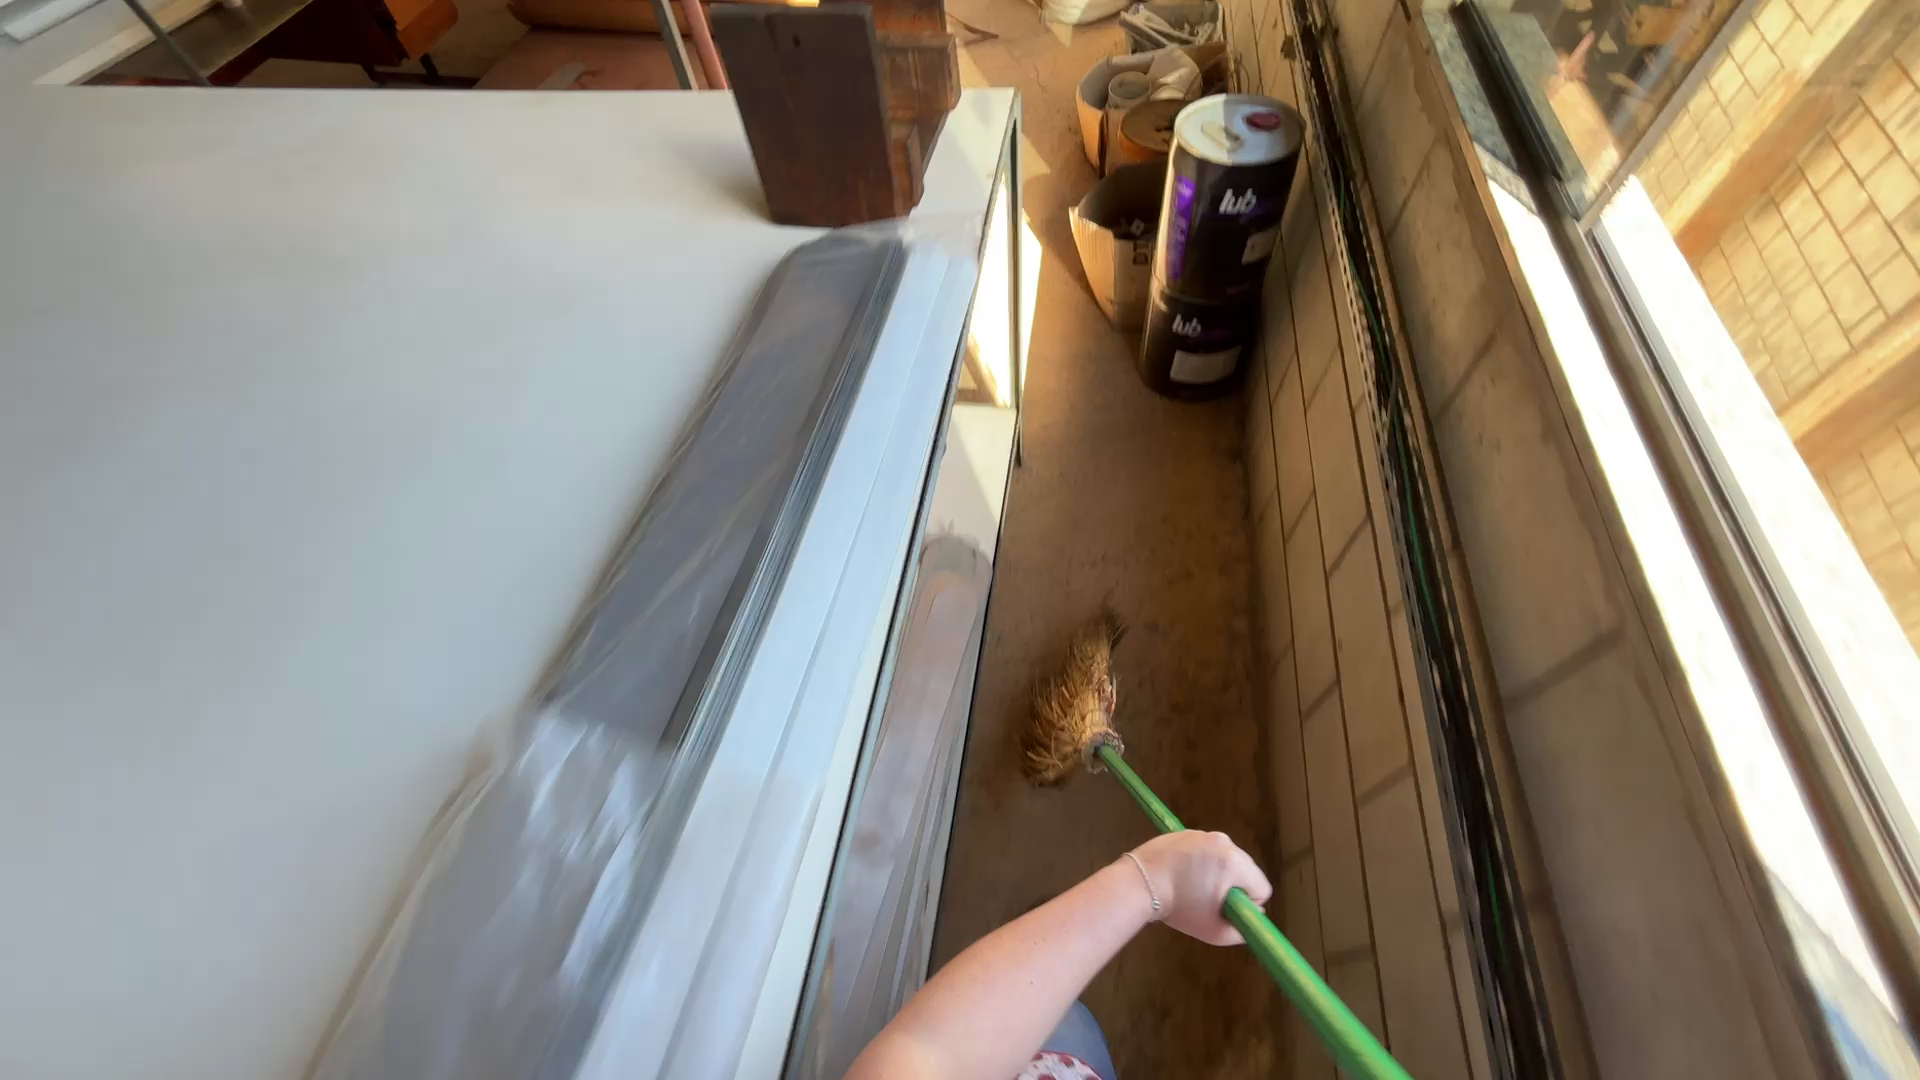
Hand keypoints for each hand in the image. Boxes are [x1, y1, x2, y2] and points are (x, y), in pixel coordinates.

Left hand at [1128, 831, 1271, 945]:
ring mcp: (1203, 833)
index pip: (1261, 887)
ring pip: (1224, 858)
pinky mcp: (1185, 831)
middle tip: (1209, 899)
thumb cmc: (1180, 907)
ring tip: (1193, 886)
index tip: (1227, 910)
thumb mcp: (1216, 932)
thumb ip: (1243, 930)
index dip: (1249, 904)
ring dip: (1217, 872)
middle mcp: (1223, 841)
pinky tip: (1182, 873)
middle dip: (1233, 885)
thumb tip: (1253, 915)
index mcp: (1235, 862)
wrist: (1141, 881)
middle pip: (1245, 869)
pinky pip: (1205, 849)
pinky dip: (1200, 861)